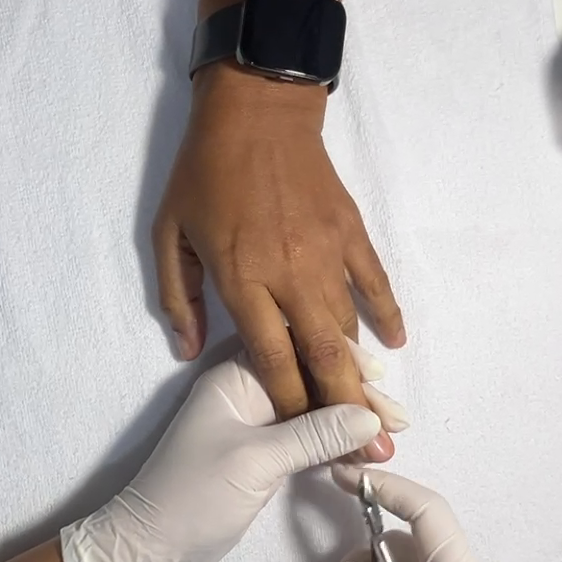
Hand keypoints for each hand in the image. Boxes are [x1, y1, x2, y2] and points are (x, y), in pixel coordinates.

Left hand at [60, 353, 395, 561]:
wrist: (153, 546)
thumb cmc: (194, 494)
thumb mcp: (255, 461)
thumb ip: (314, 434)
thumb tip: (371, 417)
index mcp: (235, 377)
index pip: (297, 352)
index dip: (341, 363)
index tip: (381, 380)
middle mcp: (246, 391)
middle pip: (311, 379)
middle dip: (355, 397)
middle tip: (398, 422)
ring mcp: (254, 422)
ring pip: (314, 409)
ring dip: (351, 422)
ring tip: (392, 440)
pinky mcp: (261, 452)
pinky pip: (306, 436)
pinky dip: (335, 443)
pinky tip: (364, 451)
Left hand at [153, 64, 404, 459]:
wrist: (256, 112)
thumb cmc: (203, 175)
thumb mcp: (169, 235)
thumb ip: (179, 298)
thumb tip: (190, 351)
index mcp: (242, 281)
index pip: (273, 361)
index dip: (292, 406)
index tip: (307, 439)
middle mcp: (289, 277)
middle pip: (322, 356)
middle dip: (343, 409)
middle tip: (364, 449)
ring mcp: (327, 255)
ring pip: (350, 328)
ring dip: (362, 374)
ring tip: (378, 413)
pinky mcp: (351, 234)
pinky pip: (375, 284)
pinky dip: (386, 315)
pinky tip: (392, 344)